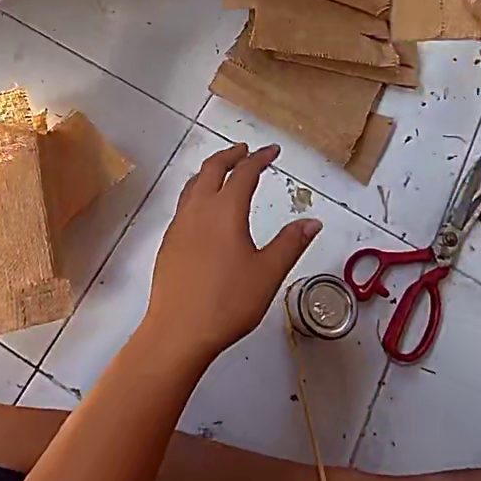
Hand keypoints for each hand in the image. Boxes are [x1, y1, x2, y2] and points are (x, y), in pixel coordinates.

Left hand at [141, 143, 319, 365]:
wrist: (179, 329)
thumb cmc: (228, 301)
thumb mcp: (268, 273)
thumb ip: (290, 243)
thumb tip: (312, 222)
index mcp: (225, 210)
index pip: (244, 173)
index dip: (259, 158)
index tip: (272, 151)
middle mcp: (198, 209)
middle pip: (212, 169)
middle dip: (230, 155)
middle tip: (245, 151)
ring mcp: (179, 224)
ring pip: (193, 184)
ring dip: (210, 171)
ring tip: (223, 171)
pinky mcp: (168, 241)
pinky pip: (183, 203)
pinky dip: (197, 191)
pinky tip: (203, 209)